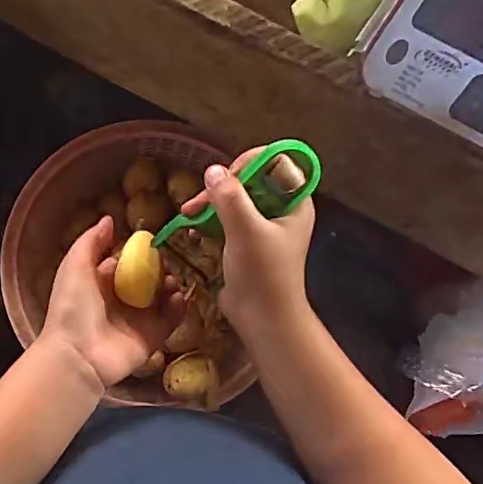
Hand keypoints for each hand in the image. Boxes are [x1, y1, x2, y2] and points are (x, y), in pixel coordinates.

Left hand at [37, 216, 184, 390]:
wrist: (77, 355)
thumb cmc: (72, 307)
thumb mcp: (75, 265)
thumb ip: (91, 241)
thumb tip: (109, 219)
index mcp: (101, 283)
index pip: (126, 263)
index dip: (140, 253)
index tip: (154, 244)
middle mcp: (120, 301)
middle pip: (148, 280)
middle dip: (160, 270)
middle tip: (166, 265)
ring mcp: (137, 321)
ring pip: (162, 298)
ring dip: (171, 286)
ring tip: (172, 282)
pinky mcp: (151, 338)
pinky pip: (171, 320)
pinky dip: (178, 308)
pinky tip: (178, 297)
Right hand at [181, 146, 315, 337]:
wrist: (263, 320)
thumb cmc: (263, 275)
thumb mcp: (246, 231)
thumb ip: (230, 198)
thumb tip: (212, 170)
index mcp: (294, 202)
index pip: (275, 164)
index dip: (250, 163)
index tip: (227, 177)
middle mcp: (281, 210)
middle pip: (250, 180)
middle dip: (222, 185)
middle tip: (199, 199)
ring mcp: (263, 227)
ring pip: (235, 200)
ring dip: (211, 203)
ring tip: (188, 213)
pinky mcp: (246, 243)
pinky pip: (226, 220)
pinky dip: (209, 220)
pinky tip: (192, 228)